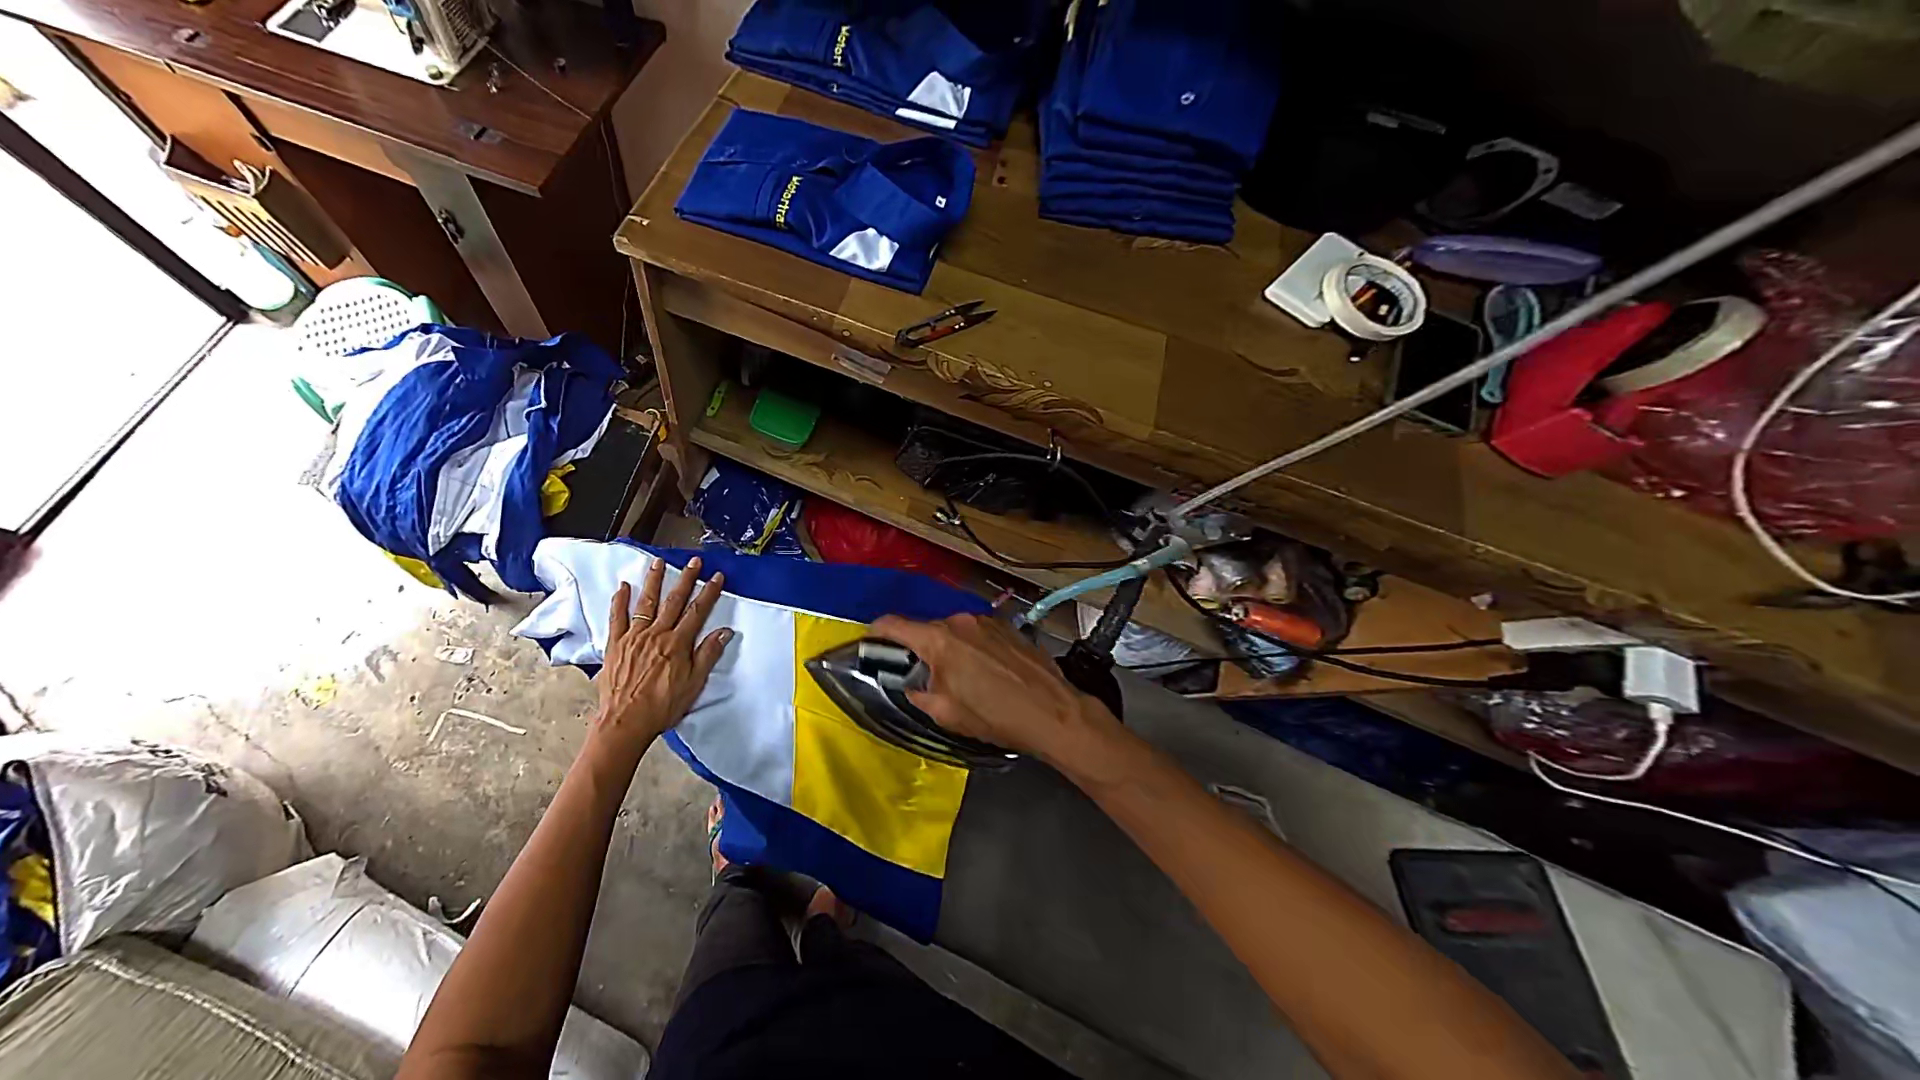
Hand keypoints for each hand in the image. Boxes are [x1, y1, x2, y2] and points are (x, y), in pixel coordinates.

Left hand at [590, 556, 733, 758]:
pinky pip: (617, 618)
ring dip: (654, 581)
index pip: (698, 611)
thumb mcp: (694, 683)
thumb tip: (724, 632)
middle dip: (686, 579)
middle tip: (694, 562)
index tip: (717, 577)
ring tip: (658, 563)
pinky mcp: (616, 645)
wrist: (625, 722)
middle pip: (674, 601)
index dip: (709, 592)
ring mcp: (634, 637)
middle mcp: (656, 635)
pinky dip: (620, 601)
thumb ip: (708, 654)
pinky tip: (624, 587)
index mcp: (678, 644)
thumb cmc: (662, 706)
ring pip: (646, 603)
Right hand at [870, 613, 1119, 768]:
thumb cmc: (996, 716)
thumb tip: (914, 685)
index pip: (894, 624)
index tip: (872, 640)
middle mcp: (961, 621)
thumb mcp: (946, 713)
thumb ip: (919, 693)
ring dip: (952, 650)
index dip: (878, 632)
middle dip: (922, 651)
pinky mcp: (1009, 627)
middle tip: (927, 678)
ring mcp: (988, 621)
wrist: (1053, 712)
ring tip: (966, 681)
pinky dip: (975, 649)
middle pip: (928, 630)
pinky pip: (979, 634)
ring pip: (956, 632)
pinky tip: (989, 674)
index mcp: (939, 640)